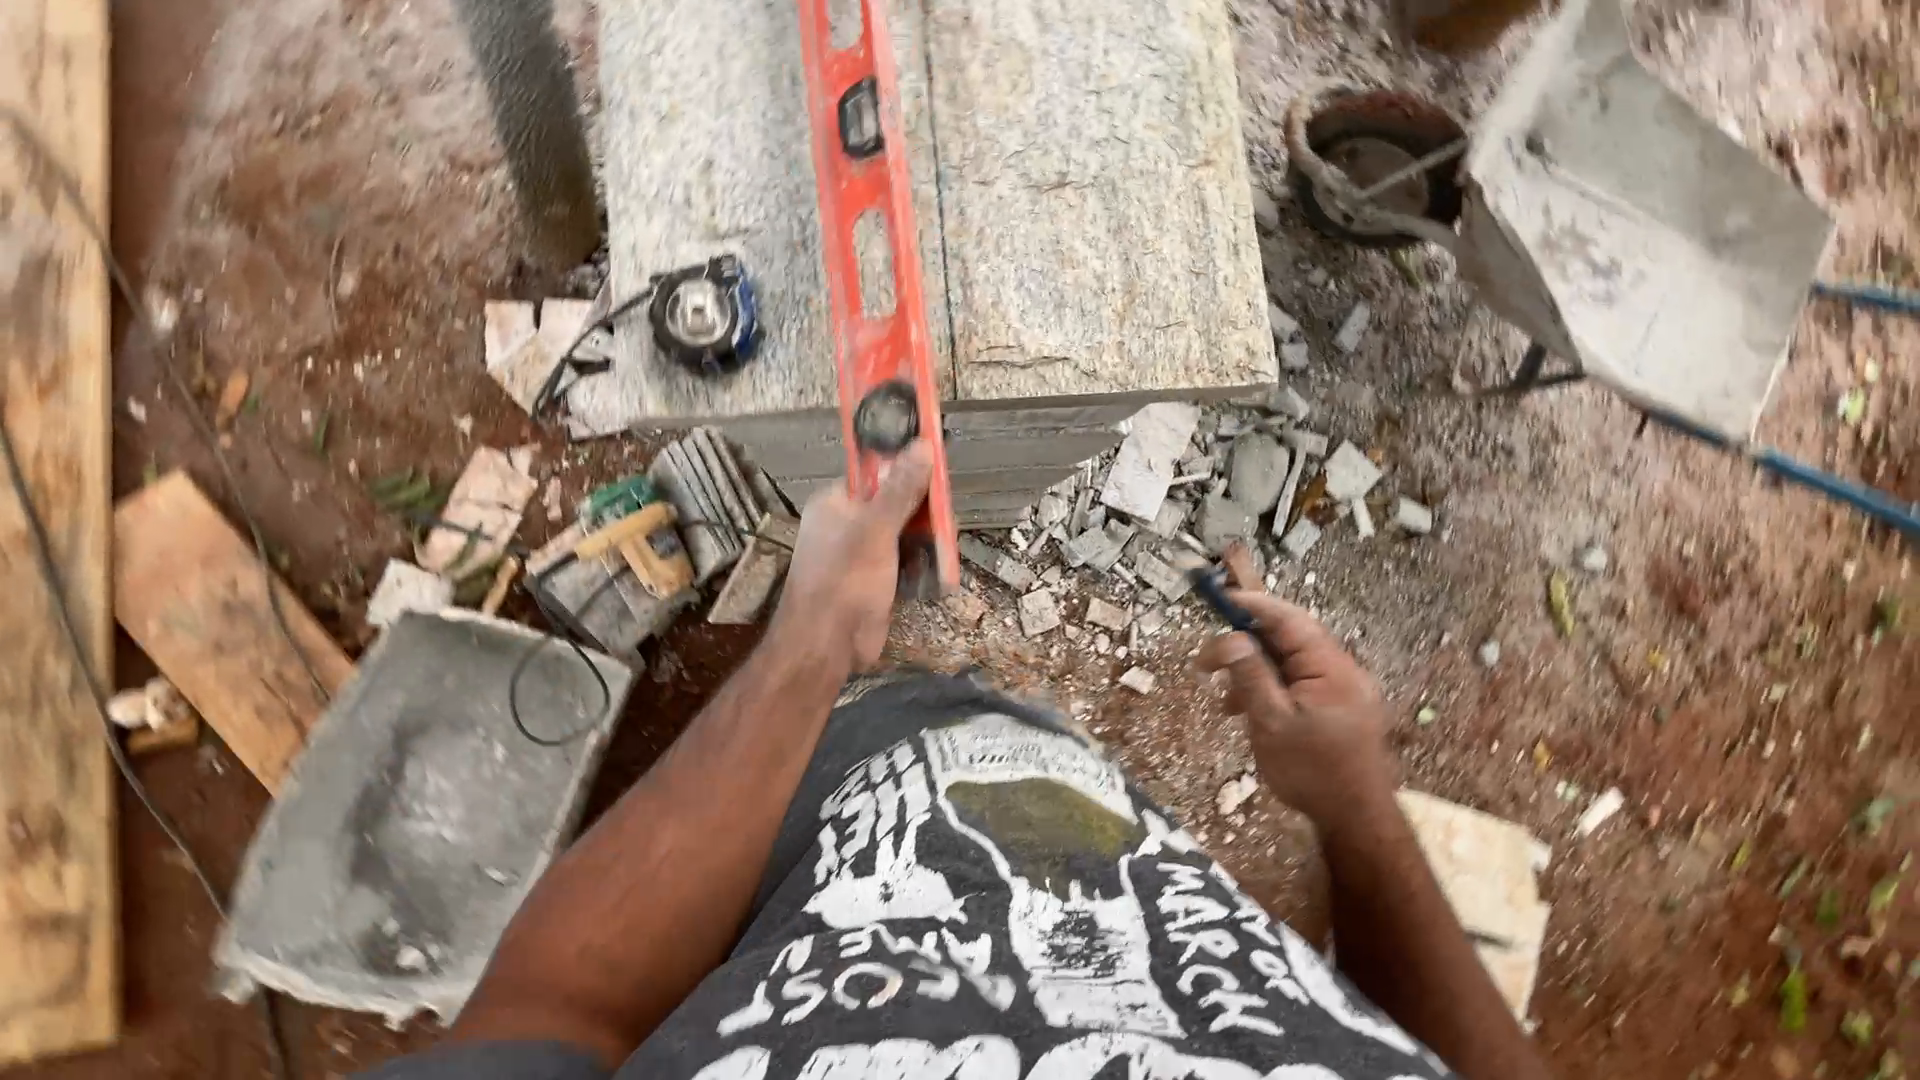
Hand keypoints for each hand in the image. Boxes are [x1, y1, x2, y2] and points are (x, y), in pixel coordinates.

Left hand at [771, 442, 933, 671]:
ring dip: (927, 541)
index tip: (937, 471)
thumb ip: (901, 489)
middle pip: (895, 504)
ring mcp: (861, 554)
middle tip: (946, 519)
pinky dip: (921, 565)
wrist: (828, 645)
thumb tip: (923, 445)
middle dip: (923, 512)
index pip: (876, 474)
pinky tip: (939, 571)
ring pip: (904, 534)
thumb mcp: (876, 529)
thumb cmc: (844, 581)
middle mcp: (847, 525)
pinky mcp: (876, 580)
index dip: (906, 470)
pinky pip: (905, 562)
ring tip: (945, 548)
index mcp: (836, 503)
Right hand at [1195, 590, 1394, 828]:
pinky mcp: (1336, 708)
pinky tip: (1246, 712)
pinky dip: (1268, 690)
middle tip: (1208, 662)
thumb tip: (1230, 637)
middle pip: (1288, 640)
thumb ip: (1251, 675)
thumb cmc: (1311, 771)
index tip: (1221, 600)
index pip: (1290, 620)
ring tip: (1225, 700)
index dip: (1254, 605)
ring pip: (1289, 664)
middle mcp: (1341, 671)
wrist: (1354, 820)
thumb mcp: (1271, 722)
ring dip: (1253, 672)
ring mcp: (1341, 690)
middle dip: (1246, 645)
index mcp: (1331, 668)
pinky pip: (1297, 684)